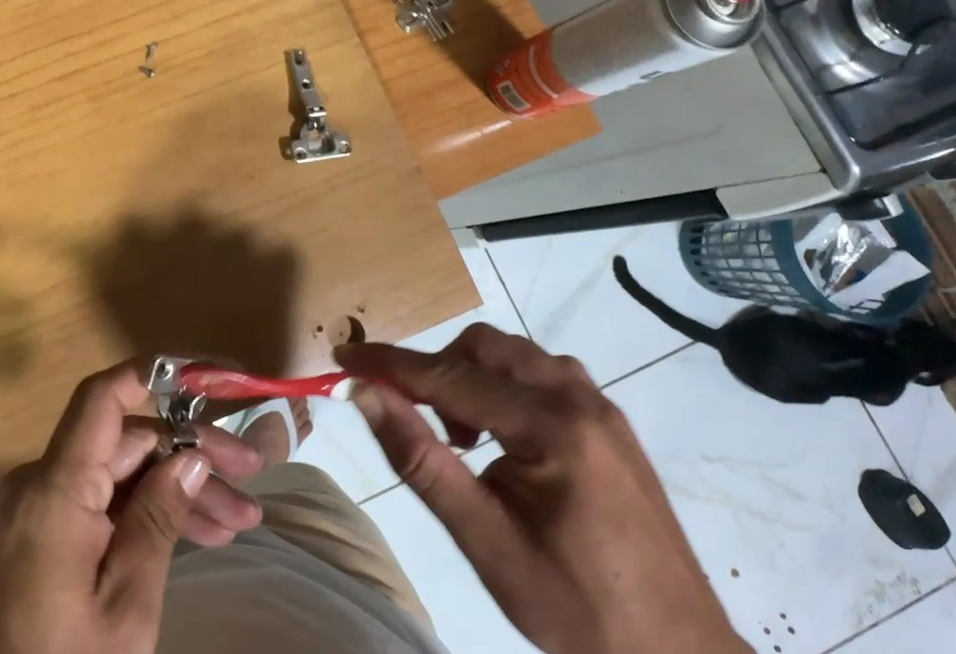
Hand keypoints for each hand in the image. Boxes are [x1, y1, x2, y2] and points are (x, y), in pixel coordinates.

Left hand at [0, 360, 264, 653]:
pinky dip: (143, 513)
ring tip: (240, 521)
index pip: (104, 397)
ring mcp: (37, 507)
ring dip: (176, 490)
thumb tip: (189, 457)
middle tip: (252, 476)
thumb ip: (156, 521)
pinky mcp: (39, 533)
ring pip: (117, 475)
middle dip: (190, 455)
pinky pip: (98, 504)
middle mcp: (40, 482)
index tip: (213, 378)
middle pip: (124, 442)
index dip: (157, 373)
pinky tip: (197, 534)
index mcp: (55, 487)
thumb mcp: (125, 602)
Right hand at [338, 327, 746, 653]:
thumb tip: (365, 394)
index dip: (389, 364)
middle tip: (405, 414)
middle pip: (486, 348)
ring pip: (517, 357)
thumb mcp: (484, 538)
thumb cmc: (575, 606)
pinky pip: (546, 378)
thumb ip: (420, 458)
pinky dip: (505, 388)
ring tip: (457, 437)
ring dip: (472, 375)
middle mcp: (581, 402)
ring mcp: (604, 412)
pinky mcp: (613, 430)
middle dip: (434, 366)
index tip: (342, 357)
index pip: (449, 376)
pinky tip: (499, 440)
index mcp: (551, 428)